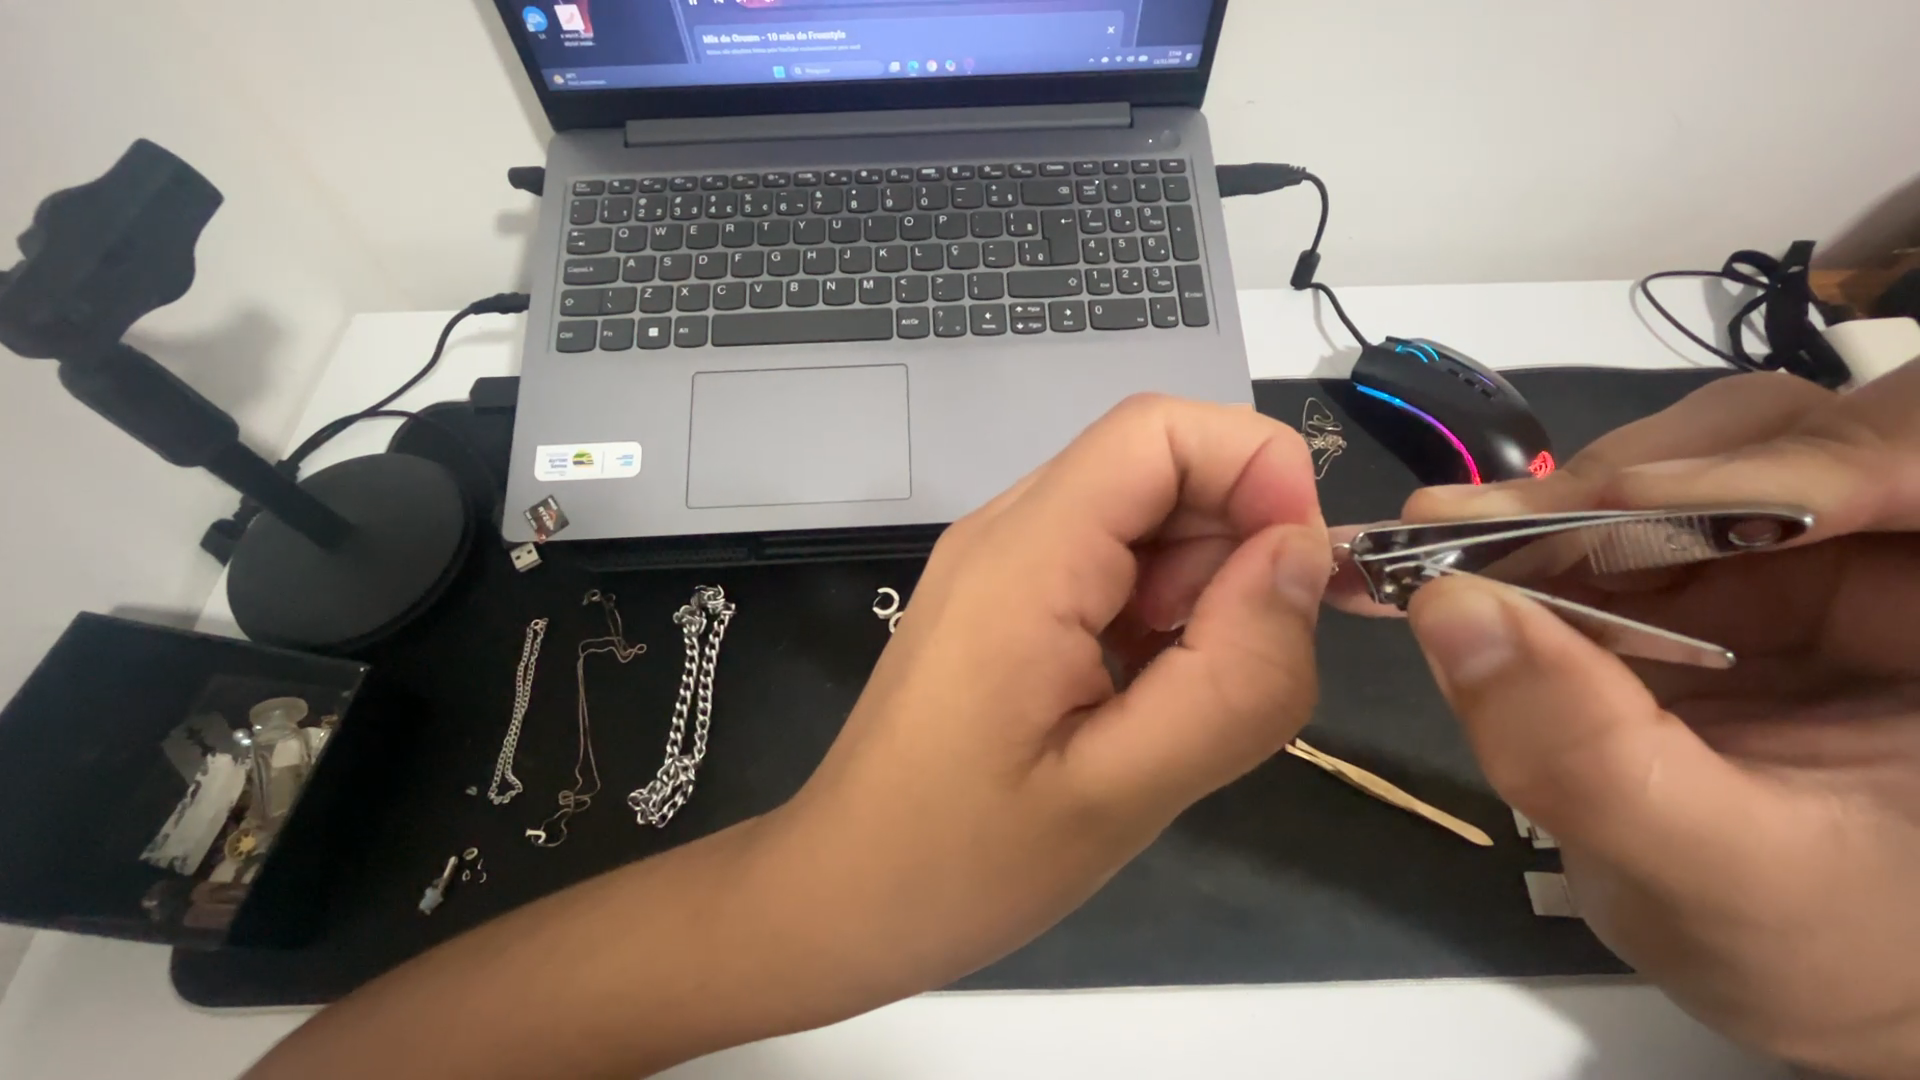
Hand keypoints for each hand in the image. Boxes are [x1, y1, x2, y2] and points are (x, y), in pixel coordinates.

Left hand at [748, 394, 1330, 1018]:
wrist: (845, 891)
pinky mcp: (1006, 602)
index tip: (1304, 580)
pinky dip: (1161, 613)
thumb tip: (1304, 557)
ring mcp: (1002, 564)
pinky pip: (1111, 566)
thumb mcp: (1121, 793)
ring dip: (1200, 590)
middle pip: (1156, 469)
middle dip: (1235, 545)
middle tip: (1237, 664)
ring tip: (1178, 697)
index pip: (1160, 431)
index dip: (1257, 472)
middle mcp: (1008, 532)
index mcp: (1026, 556)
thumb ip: (1233, 675)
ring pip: (1143, 520)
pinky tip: (1144, 697)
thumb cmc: (962, 861)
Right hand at [1387, 367, 1919, 1077]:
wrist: (1817, 986)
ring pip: (1673, 469)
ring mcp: (1805, 560)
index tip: (1615, 511)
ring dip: (1545, 510)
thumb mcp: (1707, 878)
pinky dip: (1518, 539)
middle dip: (1612, 484)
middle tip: (1465, 528)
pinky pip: (1612, 521)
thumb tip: (1444, 606)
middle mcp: (1898, 558)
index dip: (1786, 460)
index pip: (1917, 456)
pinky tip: (1441, 564)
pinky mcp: (1717, 575)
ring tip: (1438, 551)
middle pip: (1772, 440)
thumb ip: (1584, 755)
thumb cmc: (1823, 958)